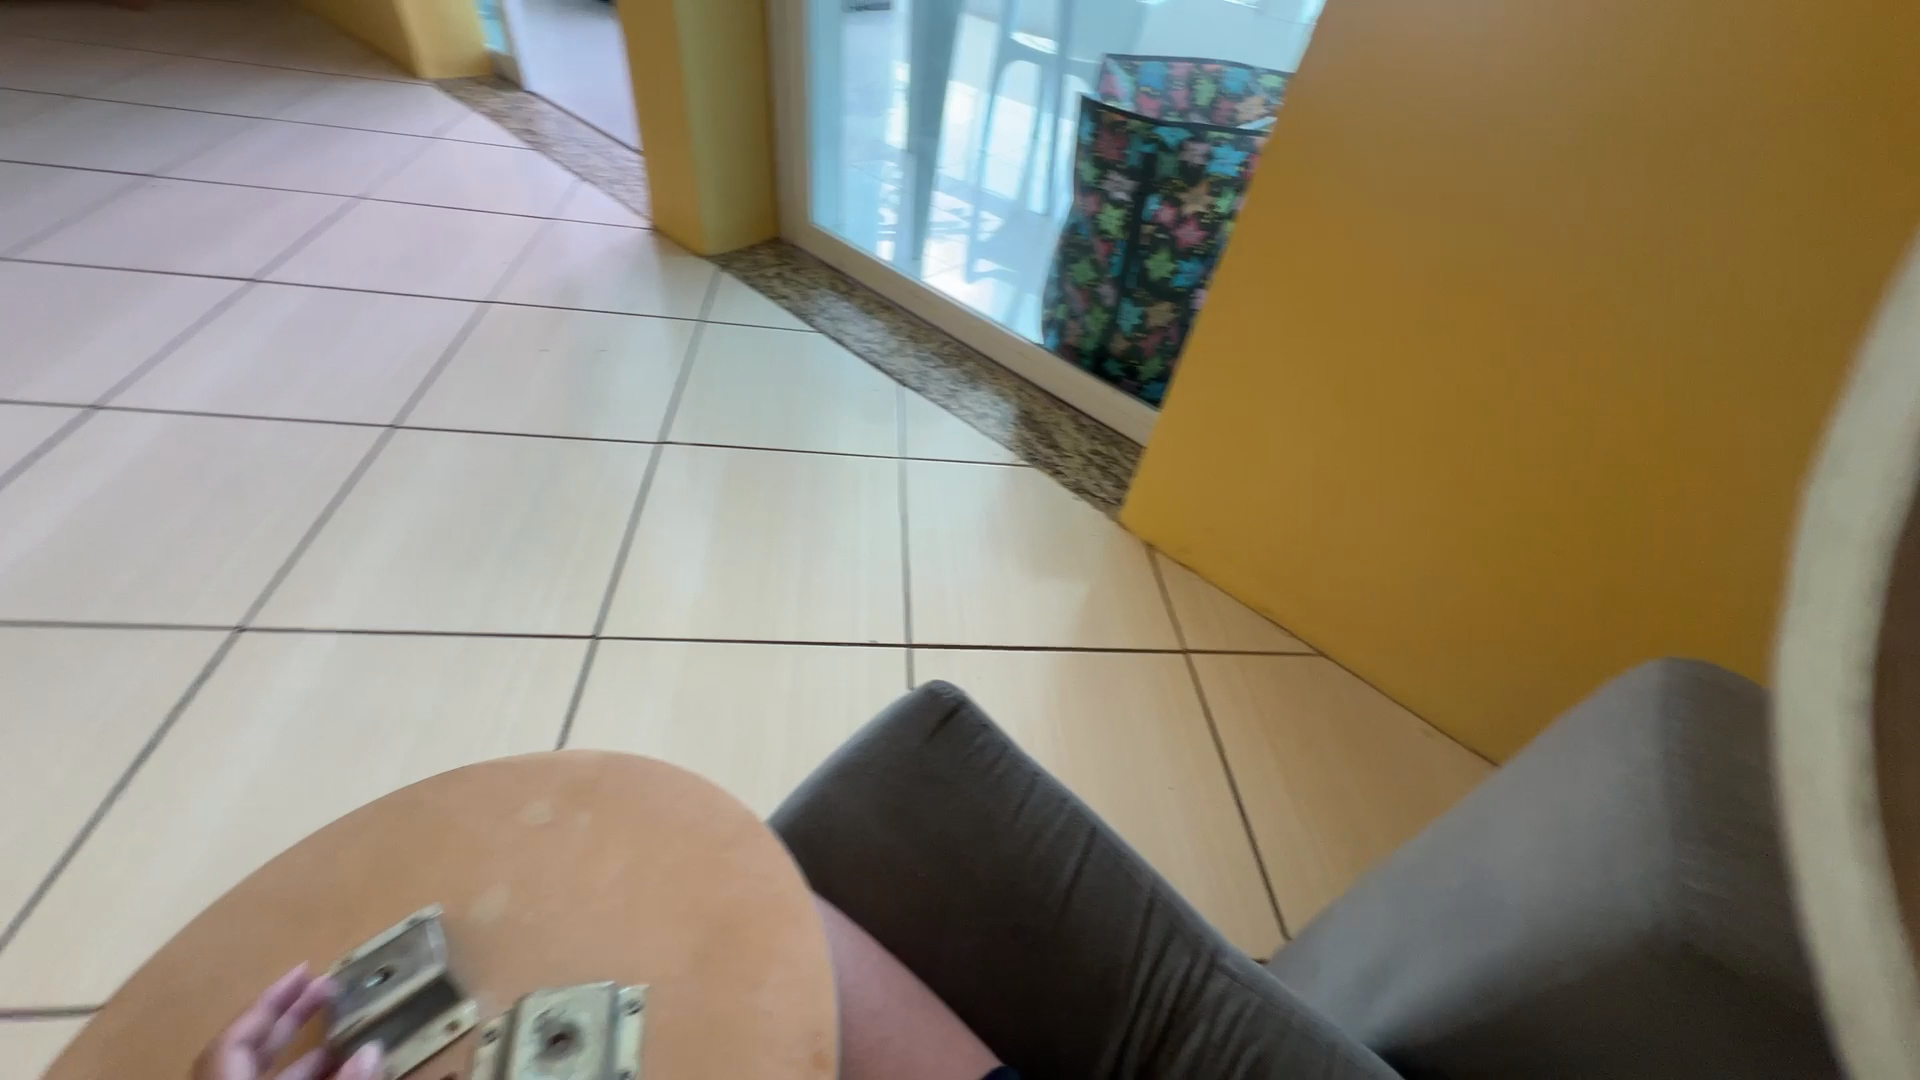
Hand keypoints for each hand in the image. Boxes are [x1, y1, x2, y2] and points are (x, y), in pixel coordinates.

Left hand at [195, 964, 382, 1079]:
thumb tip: (373, 1049)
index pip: (231, 1041)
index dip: (266, 1003)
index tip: (307, 969)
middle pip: (247, 1051)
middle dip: (290, 1015)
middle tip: (328, 984)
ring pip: (262, 1073)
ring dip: (304, 1048)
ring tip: (346, 1026)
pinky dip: (304, 1074)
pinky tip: (339, 1064)